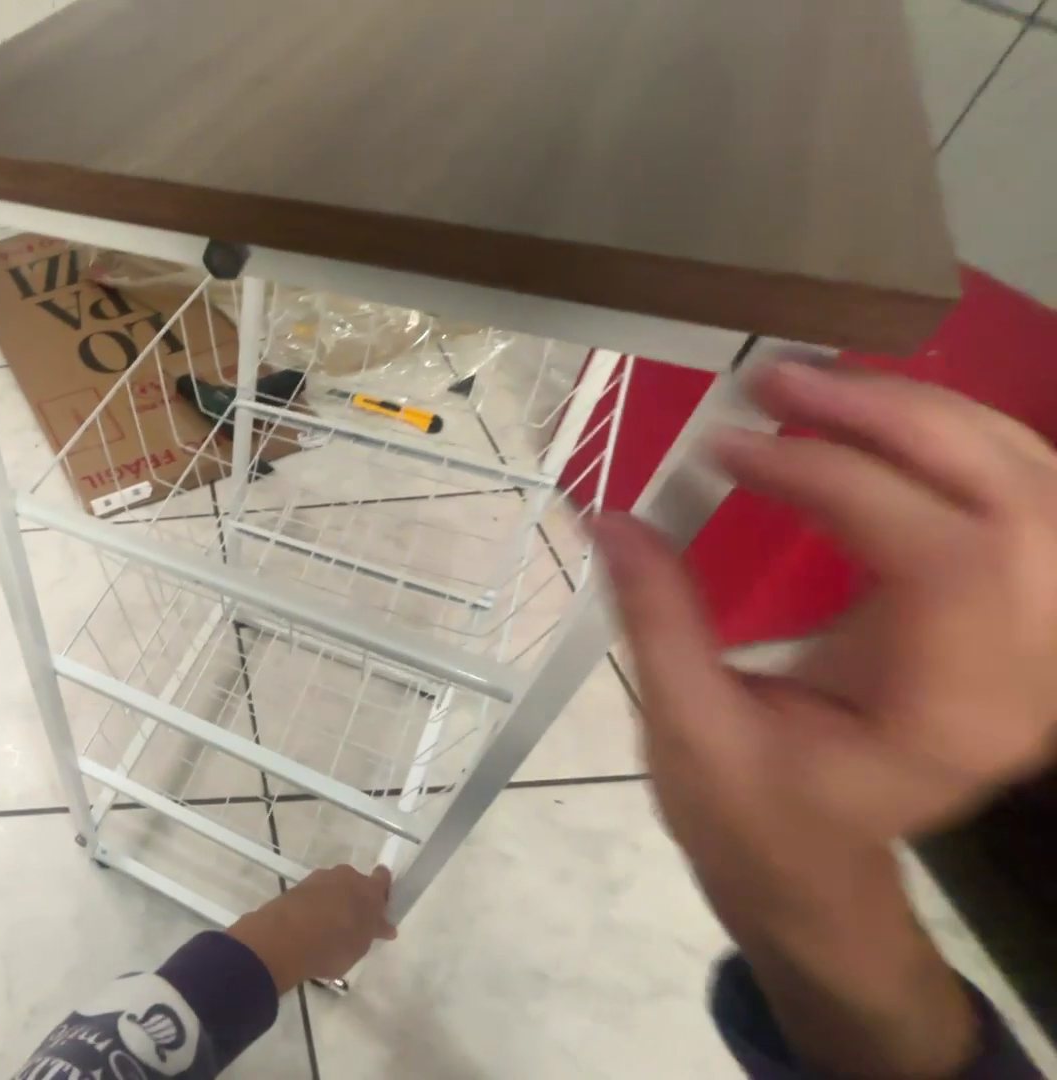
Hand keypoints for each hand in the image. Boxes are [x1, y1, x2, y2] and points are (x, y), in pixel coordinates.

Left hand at [228, 865, 396, 993]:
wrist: (285, 937)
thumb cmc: (333, 945)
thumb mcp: (361, 945)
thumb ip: (373, 931)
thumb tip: (385, 925)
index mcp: (367, 889)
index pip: (382, 879)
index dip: (383, 890)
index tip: (381, 906)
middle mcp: (345, 876)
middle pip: (357, 882)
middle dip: (358, 898)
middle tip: (357, 922)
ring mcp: (319, 878)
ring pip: (336, 886)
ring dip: (337, 900)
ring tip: (334, 926)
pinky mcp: (299, 884)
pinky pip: (318, 892)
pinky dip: (319, 903)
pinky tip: (316, 923)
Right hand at [595, 362, 1056, 1077]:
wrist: (806, 867)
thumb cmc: (746, 816)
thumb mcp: (685, 725)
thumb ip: (656, 616)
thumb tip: (607, 516)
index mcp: (957, 708)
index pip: (943, 555)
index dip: (837, 479)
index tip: (724, 446)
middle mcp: (1033, 666)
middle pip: (1021, 501)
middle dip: (898, 420)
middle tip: (779, 380)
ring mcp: (1033, 639)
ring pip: (1036, 487)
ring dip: (928, 418)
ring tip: (812, 388)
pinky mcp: (999, 617)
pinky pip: (1004, 503)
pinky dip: (939, 445)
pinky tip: (861, 425)